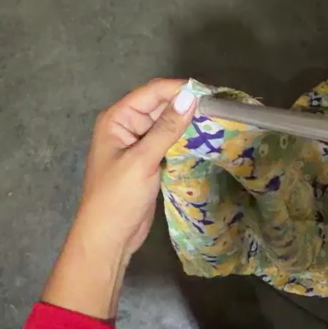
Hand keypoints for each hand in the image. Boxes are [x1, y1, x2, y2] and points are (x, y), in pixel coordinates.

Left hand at [42, 79, 196, 319]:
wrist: (108, 239)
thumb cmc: (118, 198)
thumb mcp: (142, 160)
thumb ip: (167, 128)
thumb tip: (190, 97)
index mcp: (117, 119)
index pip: (152, 92)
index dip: (179, 89)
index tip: (210, 93)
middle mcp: (126, 126)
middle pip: (160, 105)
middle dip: (186, 105)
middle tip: (219, 107)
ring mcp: (137, 144)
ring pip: (167, 123)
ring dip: (188, 122)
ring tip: (217, 120)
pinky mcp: (148, 160)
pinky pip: (169, 141)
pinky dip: (184, 139)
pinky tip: (205, 140)